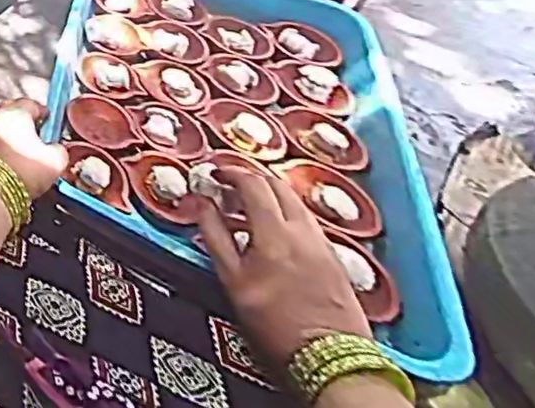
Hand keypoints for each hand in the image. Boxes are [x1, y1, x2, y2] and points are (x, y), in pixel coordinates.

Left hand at [0, 99, 68, 199]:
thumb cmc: (25, 168)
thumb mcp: (54, 161)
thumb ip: (59, 150)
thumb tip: (56, 147)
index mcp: (17, 111)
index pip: (31, 104)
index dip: (43, 113)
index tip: (50, 122)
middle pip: (12, 110)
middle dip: (23, 119)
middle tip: (35, 132)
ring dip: (9, 130)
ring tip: (20, 144)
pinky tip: (3, 150)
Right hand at [193, 168, 369, 363]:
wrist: (332, 363)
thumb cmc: (275, 322)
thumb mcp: (233, 278)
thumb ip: (213, 233)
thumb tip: (199, 202)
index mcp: (275, 233)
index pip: (253, 183)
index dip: (230, 171)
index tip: (214, 173)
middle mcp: (304, 233)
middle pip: (278, 185)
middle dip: (250, 178)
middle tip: (228, 185)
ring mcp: (324, 246)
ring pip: (295, 202)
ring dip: (269, 195)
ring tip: (246, 208)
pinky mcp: (335, 260)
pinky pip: (307, 222)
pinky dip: (285, 214)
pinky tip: (271, 232)